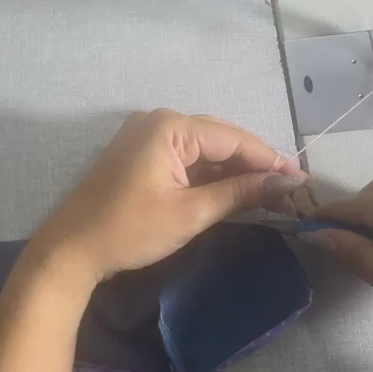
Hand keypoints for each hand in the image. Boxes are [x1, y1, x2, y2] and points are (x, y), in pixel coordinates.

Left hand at [28, 110, 305, 285]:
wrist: (70, 250)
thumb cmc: (129, 231)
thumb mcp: (190, 214)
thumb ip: (240, 193)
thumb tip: (286, 183)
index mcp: (169, 127)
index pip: (232, 138)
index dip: (269, 160)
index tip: (302, 181)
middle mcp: (159, 121)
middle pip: (220, 140)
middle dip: (254, 166)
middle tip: (290, 191)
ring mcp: (147, 137)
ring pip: (204, 151)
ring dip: (234, 173)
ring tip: (271, 195)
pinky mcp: (141, 156)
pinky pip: (186, 159)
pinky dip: (210, 177)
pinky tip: (236, 193)